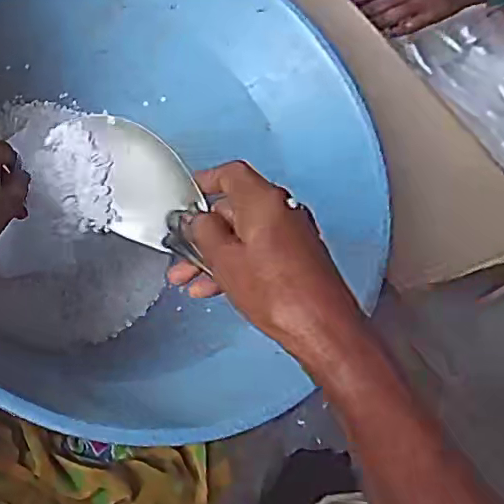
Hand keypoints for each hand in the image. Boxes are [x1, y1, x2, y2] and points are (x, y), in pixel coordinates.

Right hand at [166, 161, 363, 357]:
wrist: (320, 329)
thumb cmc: (281, 294)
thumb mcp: (222, 258)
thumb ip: (202, 231)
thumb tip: (196, 221)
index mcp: (265, 202)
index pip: (231, 174)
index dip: (204, 181)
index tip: (188, 193)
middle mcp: (283, 212)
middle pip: (234, 208)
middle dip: (203, 230)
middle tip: (183, 247)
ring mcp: (293, 235)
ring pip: (242, 234)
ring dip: (214, 252)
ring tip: (192, 275)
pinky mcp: (297, 257)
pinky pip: (257, 250)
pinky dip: (234, 263)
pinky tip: (215, 285)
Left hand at [353, 0, 486, 35]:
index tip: (343, 3)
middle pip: (376, 5)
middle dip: (358, 13)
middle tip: (341, 20)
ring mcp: (418, 6)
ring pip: (386, 18)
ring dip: (369, 24)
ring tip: (353, 28)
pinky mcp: (426, 19)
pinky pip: (402, 28)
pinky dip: (389, 31)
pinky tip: (377, 33)